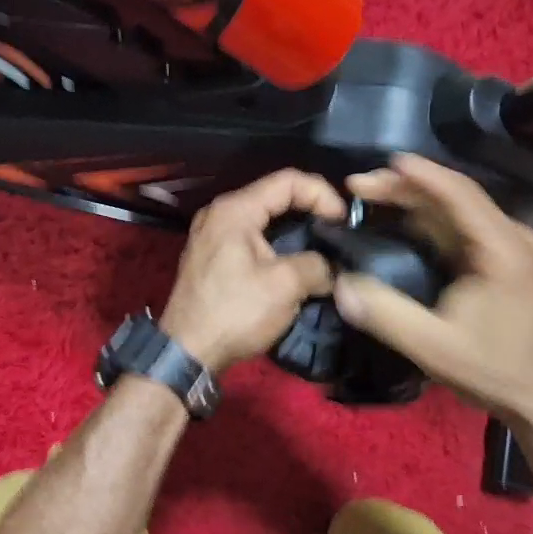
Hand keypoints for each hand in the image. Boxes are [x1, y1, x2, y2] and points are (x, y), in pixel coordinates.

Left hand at [159, 170, 346, 372]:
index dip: (323, 194)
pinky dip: (276, 246)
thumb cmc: (235, 313)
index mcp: (235, 209)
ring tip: (323, 250)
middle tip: (338, 234)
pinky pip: (252, 239)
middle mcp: (220, 214)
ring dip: (295, 232)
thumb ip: (317, 265)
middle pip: (275, 197)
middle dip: (311, 211)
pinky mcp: (213, 258)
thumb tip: (332, 267)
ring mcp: (212, 235)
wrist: (188, 353)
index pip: (289, 180)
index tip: (344, 221)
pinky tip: (295, 265)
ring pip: (264, 220)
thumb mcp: (285, 286)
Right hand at [333, 154, 532, 423]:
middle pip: (456, 198)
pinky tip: (402, 226)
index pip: (458, 194)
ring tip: (372, 199)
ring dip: (416, 204)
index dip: (419, 174)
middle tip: (358, 186)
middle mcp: (512, 239)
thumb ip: (386, 315)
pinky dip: (431, 224)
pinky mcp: (507, 265)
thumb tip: (340, 287)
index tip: (382, 162)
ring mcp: (513, 251)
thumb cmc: (495, 370)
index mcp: (502, 248)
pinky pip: (465, 232)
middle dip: (406, 189)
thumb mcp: (434, 347)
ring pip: (459, 214)